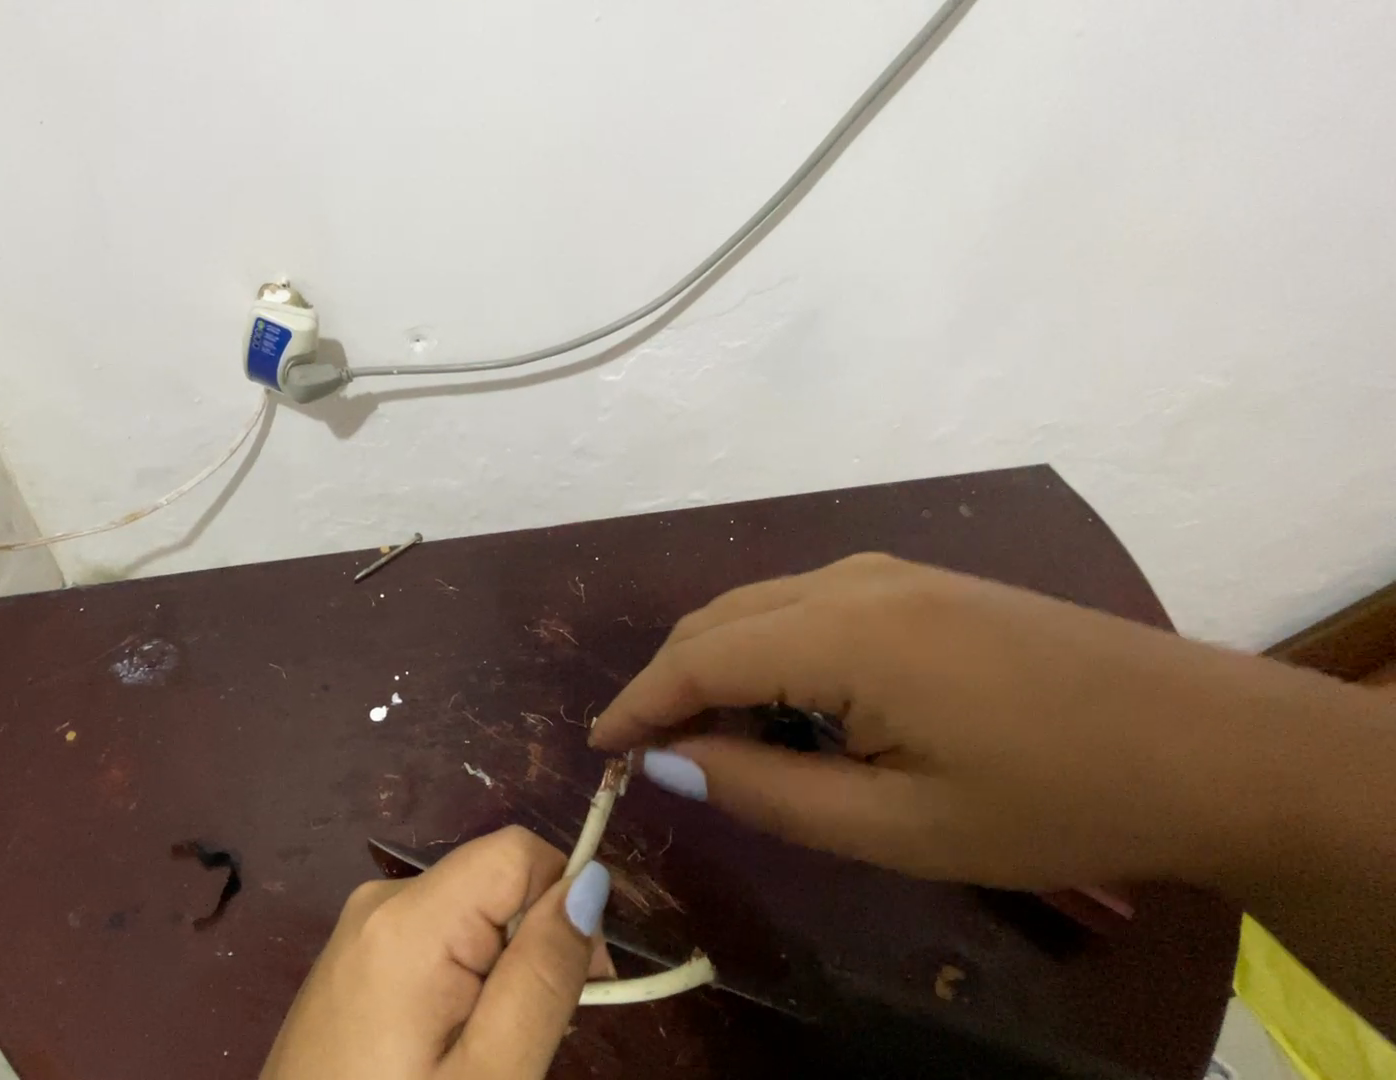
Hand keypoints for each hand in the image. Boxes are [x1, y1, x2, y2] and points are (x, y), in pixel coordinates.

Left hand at [261, 826, 612, 1079]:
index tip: (585, 984)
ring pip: (472, 914)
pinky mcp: (356, 958)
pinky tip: (454, 1048)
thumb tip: (590, 879)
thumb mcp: (489, 1079)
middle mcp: (381, 901)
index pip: (517, 852)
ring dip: (504, 969)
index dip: (566, 903)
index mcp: (408, 918)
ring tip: (488, 1057)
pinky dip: (468, 979)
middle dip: (535, 945)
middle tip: (533, 1043)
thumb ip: (542, 976)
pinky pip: (437, 939)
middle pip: (494, 883)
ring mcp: (362, 929)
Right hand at [588, 553, 1388, 892]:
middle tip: (647, 751)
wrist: (1218, 747)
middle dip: (667, 682)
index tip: (598, 747)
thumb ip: (767, 791)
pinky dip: (760, 649)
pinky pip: (798, 606)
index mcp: (844, 635)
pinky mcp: (910, 582)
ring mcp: (883, 573)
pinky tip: (779, 699)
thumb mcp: (899, 827)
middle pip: (716, 621)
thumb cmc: (1056, 801)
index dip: (638, 703)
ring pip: (753, 607)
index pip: (699, 659)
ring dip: (713, 665)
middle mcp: (849, 581)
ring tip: (708, 735)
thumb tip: (670, 761)